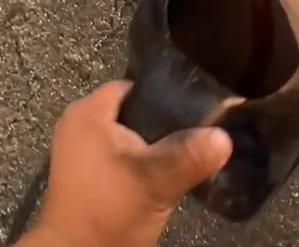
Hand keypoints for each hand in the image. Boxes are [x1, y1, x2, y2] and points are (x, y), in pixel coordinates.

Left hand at [23, 81, 231, 246]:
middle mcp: (76, 123)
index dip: (161, 99)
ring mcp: (74, 150)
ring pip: (121, 138)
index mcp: (87, 111)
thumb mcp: (155, 181)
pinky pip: (111, 158)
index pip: (129, 88)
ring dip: (145, 152)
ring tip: (176, 166)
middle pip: (126, 113)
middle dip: (156, 129)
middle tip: (188, 145)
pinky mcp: (79, 174)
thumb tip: (224, 137)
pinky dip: (132, 166)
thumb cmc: (111, 210)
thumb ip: (188, 156)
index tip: (192, 116)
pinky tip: (154, 184)